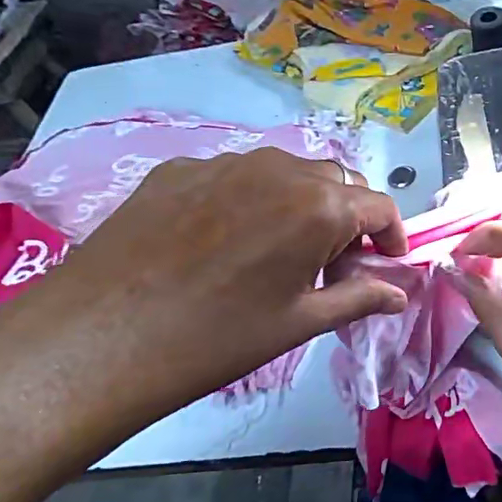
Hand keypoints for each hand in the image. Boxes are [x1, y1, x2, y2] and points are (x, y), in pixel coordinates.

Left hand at [0, 148, 408, 444]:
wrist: (102, 334)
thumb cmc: (216, 338)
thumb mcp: (297, 324)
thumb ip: (357, 299)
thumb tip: (399, 294)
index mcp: (318, 206)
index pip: (378, 205)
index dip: (391, 236)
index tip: (384, 265)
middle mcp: (277, 168)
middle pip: (334, 183)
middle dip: (346, 219)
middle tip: (329, 267)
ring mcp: (223, 162)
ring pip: (283, 173)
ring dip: (298, 205)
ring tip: (275, 254)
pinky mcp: (177, 169)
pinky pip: (232, 176)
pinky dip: (248, 201)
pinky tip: (220, 243)